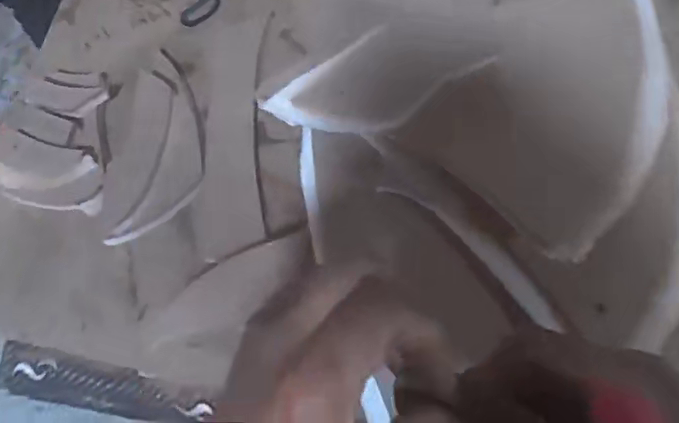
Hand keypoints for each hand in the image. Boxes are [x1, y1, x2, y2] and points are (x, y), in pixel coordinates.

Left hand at [220, 266, 458, 422]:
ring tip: (385, 352)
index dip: (427, 333)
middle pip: (346, 274)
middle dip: (393, 303)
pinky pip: (287, 306)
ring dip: (357, 303)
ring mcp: (247, 351)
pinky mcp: (234, 368)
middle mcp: (275, 344)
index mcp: (310, 380)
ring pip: (313, 282)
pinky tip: (340, 349)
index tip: (444, 383)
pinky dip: (323, 312)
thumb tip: (436, 404)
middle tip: (417, 356)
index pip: (383, 304)